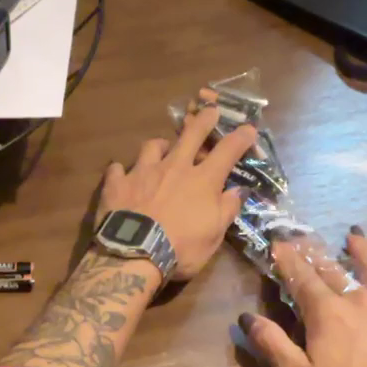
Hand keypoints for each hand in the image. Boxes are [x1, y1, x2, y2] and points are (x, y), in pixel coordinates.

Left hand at [100, 105, 255, 280]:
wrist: (134, 255)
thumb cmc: (180, 248)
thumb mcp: (214, 235)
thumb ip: (227, 210)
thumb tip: (238, 191)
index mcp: (202, 180)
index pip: (228, 150)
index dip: (241, 138)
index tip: (248, 130)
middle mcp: (174, 167)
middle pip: (191, 134)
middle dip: (204, 120)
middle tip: (209, 111)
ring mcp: (143, 172)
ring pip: (153, 145)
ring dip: (160, 145)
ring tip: (162, 148)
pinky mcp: (117, 184)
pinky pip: (117, 169)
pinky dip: (121, 171)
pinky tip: (121, 174)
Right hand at [242, 231, 366, 366]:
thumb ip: (271, 344)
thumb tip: (247, 318)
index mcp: (325, 311)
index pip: (301, 278)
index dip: (287, 260)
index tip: (277, 244)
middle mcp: (357, 299)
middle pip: (333, 269)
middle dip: (315, 252)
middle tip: (304, 238)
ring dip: (363, 252)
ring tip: (355, 238)